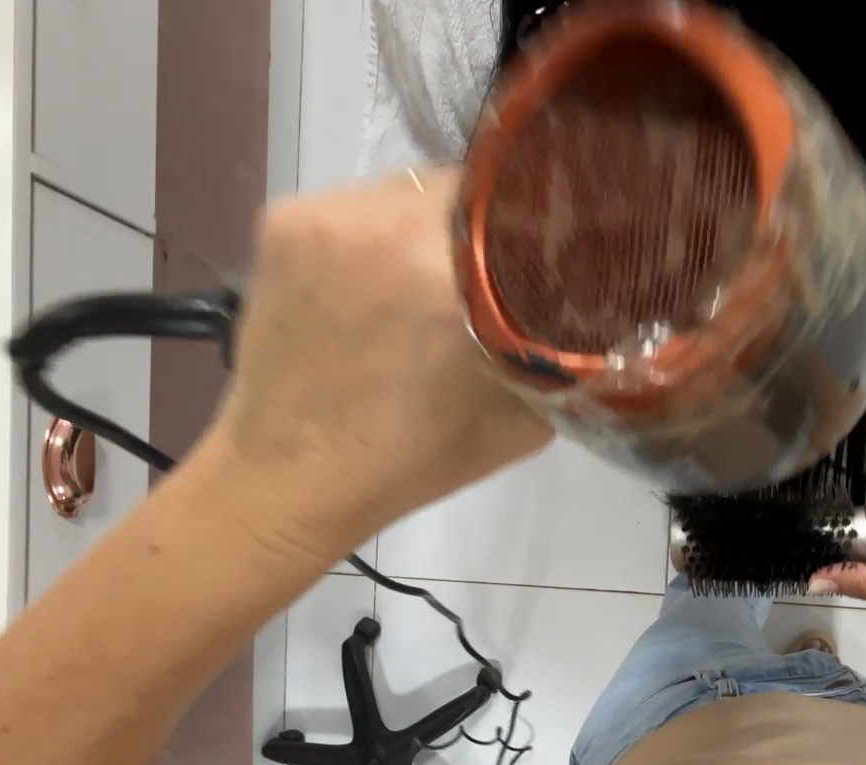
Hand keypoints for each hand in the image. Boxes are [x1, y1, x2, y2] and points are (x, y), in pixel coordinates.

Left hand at [206, 168, 552, 558]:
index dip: (537, 219)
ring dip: (427, 227)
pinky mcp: (280, 221)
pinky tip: (380, 286)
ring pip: (403, 192)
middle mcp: (379, 221)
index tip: (549, 250)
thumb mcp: (525, 417)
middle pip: (457, 187)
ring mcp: (322, 215)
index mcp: (442, 268)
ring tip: (429, 282)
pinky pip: (355, 208)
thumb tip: (585, 312)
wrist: (293, 477)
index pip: (514, 196)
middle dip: (481, 226)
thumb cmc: (416, 460)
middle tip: (494, 272)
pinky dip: (377, 238)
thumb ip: (559, 351)